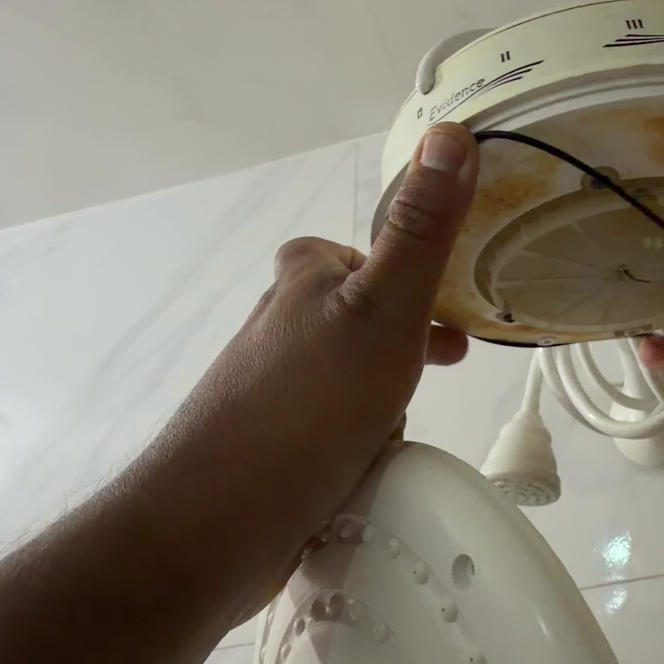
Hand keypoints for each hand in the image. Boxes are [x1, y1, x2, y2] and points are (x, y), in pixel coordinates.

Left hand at [148, 123, 478, 614]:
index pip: (355, 250)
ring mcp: (267, 388)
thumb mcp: (383, 308)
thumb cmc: (309, 406)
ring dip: (383, 389)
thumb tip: (450, 132)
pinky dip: (357, 432)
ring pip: (345, 370)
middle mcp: (278, 325)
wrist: (212, 530)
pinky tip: (370, 465)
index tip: (444, 312)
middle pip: (355, 312)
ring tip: (407, 424)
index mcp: (303, 281)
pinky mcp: (265, 443)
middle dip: (402, 337)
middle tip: (439, 367)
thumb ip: (421, 230)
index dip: (402, 272)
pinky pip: (329, 421)